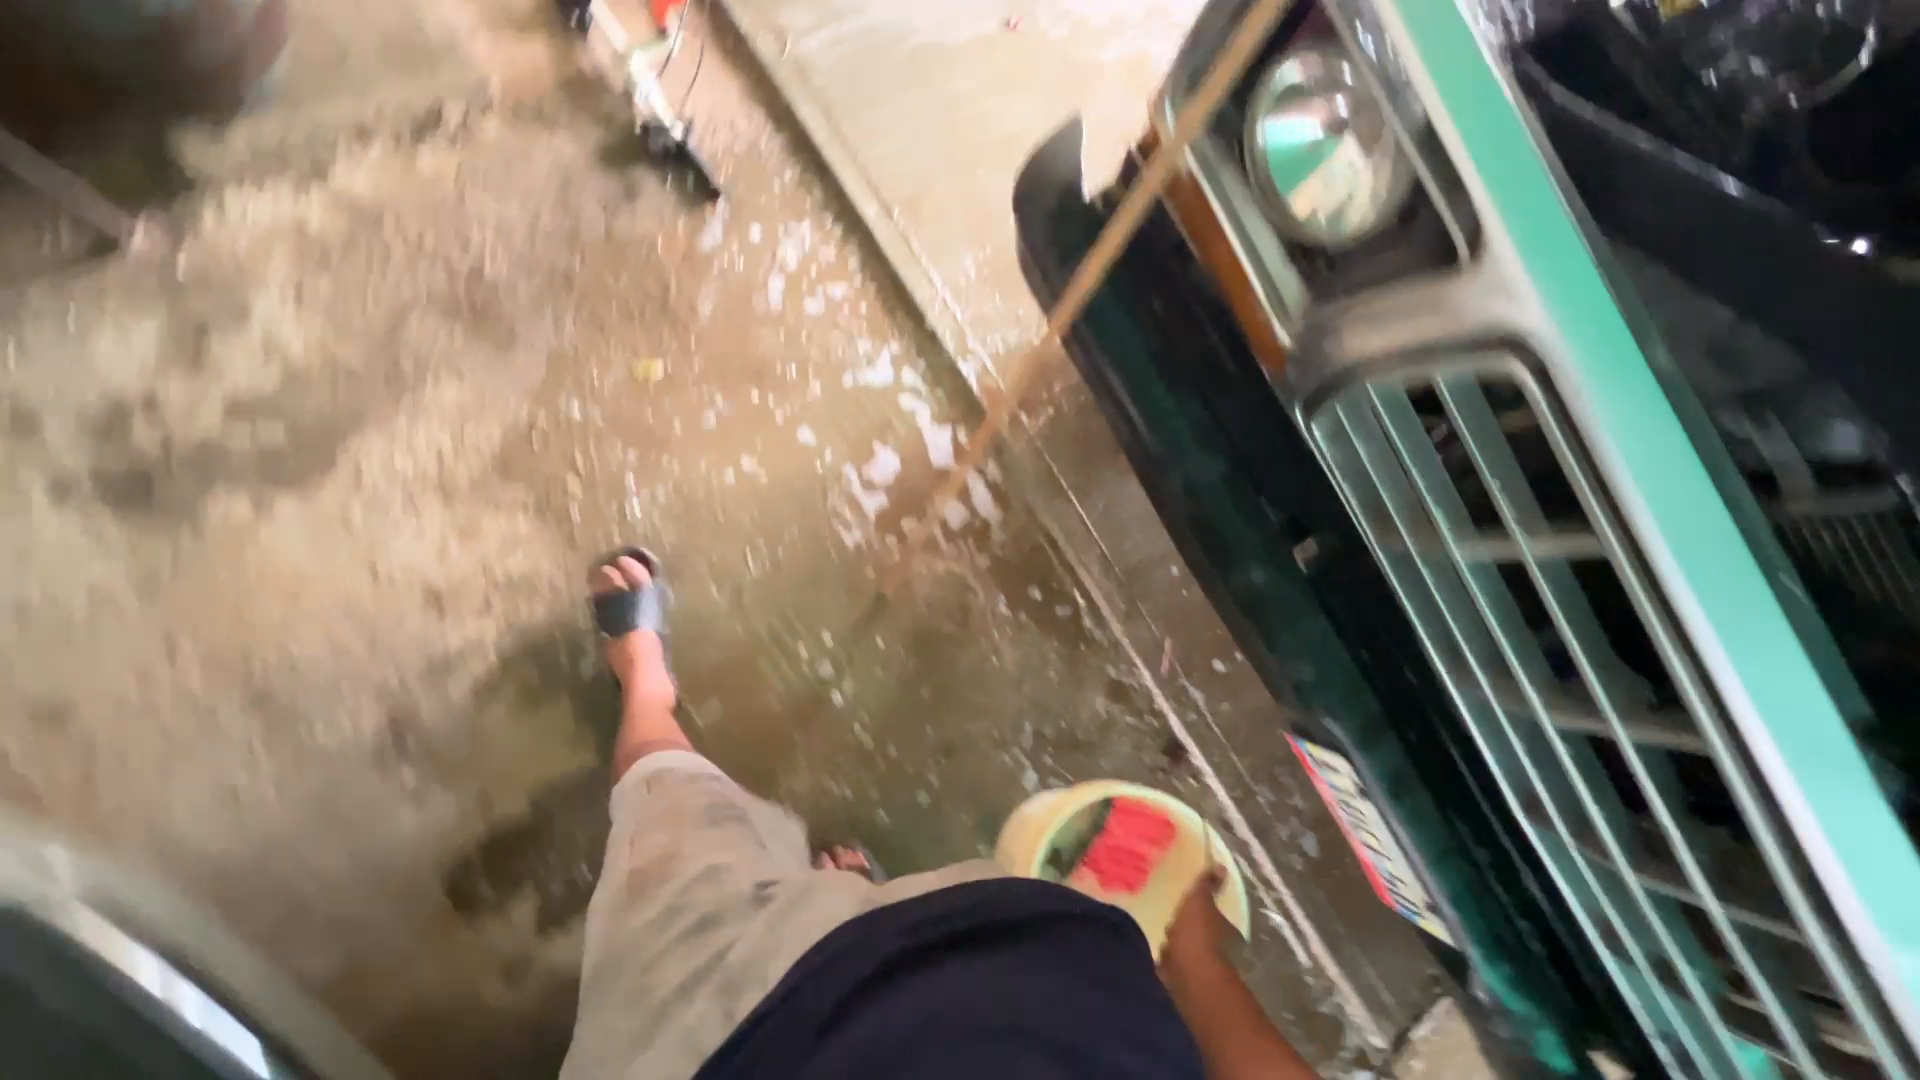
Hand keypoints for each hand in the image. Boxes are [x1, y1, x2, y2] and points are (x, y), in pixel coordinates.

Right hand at [1160, 865, 1231, 982]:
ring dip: (1178, 945)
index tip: (1189, 905)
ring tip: (1163, 935)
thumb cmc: (1196, 932)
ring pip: (1188, 949)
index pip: (1216, 915)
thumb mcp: (1200, 900)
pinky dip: (1169, 960)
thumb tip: (1222, 865)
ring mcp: (1201, 965)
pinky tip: (1159, 954)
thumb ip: (1208, 884)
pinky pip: (1175, 964)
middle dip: (1188, 928)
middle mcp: (1218, 948)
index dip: (1203, 910)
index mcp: (1224, 928)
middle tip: (1173, 919)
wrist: (1187, 972)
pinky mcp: (1185, 978)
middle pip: (1201, 933)